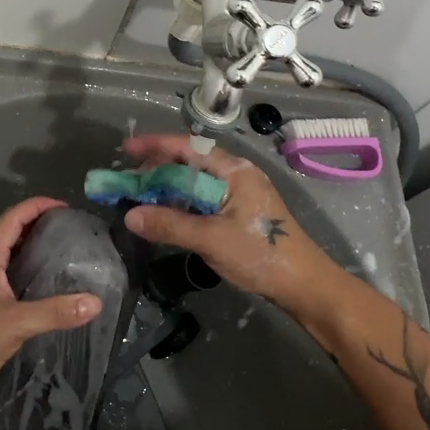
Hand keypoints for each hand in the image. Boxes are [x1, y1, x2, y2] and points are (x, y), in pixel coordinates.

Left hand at [0, 197, 102, 400]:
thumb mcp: (17, 325)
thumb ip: (55, 312)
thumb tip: (95, 302)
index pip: (12, 218)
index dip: (36, 206)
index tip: (64, 207)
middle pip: (8, 228)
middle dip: (36, 220)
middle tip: (68, 226)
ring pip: (5, 248)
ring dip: (29, 240)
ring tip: (60, 245)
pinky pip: (3, 265)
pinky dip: (23, 260)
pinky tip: (40, 276)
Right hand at [120, 135, 342, 314]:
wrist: (303, 284)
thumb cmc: (260, 254)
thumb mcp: (210, 239)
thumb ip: (169, 225)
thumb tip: (129, 215)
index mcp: (233, 171)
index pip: (188, 147)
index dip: (155, 145)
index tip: (126, 149)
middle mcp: (236, 175)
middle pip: (190, 162)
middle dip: (157, 168)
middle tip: (129, 181)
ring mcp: (239, 194)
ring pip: (195, 182)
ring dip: (167, 187)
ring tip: (141, 197)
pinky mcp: (239, 212)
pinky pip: (203, 198)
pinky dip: (181, 202)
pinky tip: (166, 215)